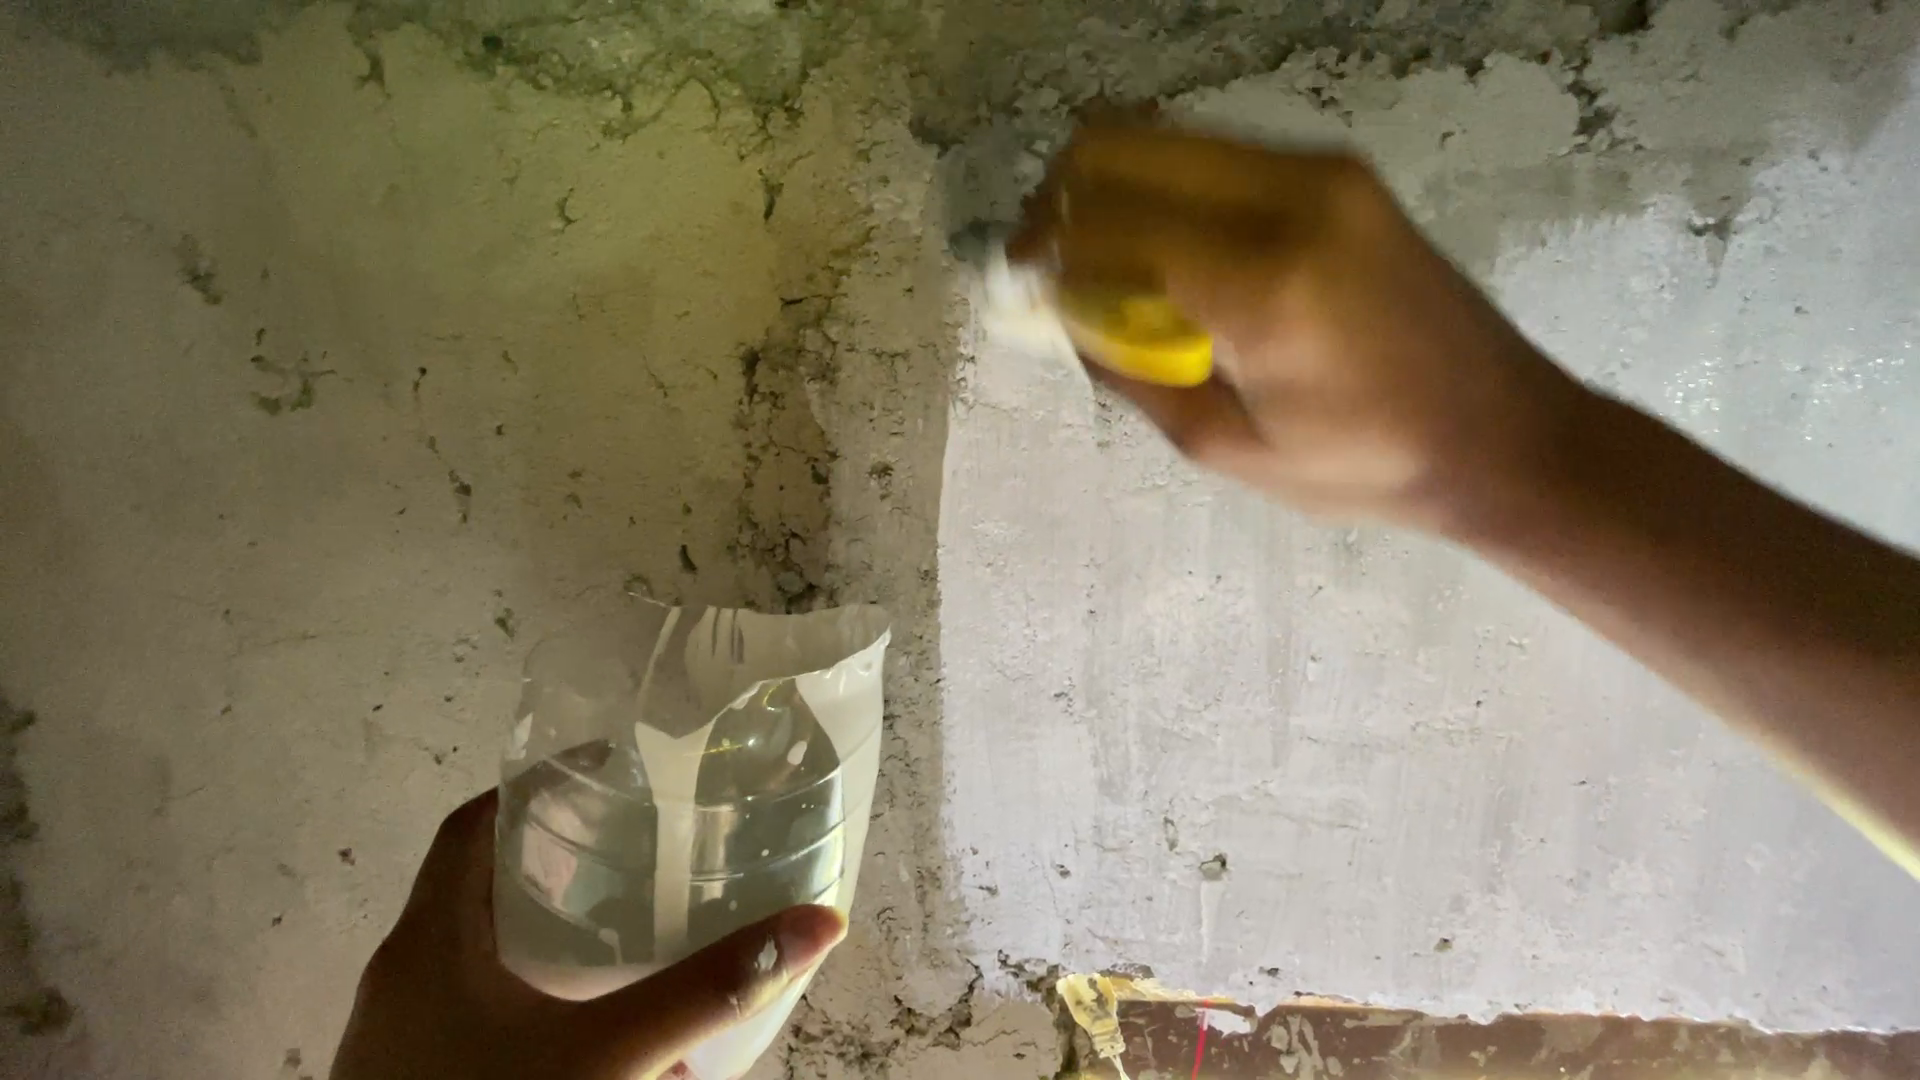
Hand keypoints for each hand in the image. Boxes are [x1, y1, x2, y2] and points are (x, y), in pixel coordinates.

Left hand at [329, 790, 846, 1079]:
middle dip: (565, 854)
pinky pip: (486, 1007)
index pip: (476, 822)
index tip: (616, 770)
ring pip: (487, 949)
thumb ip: (708, 994)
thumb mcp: (607, 1062)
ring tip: (635, 914)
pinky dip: (544, 990)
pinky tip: (601, 1020)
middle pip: (486, 881)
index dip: (541, 784)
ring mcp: (404, 1040)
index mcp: (427, 944)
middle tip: (645, 839)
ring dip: (556, 925)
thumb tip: (819, 925)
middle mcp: (405, 980)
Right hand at [1010, 124, 1589, 531]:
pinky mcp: (1334, 173)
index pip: (1105, 222)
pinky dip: (1158, 194)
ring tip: (1094, 267)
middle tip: (1043, 266)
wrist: (1499, 433)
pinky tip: (1159, 259)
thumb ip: (1130, 372)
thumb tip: (1063, 314)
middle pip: (1120, 143)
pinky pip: (1208, 158)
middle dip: (1059, 200)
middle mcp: (1288, 194)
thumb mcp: (1221, 447)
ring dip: (1107, 193)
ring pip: (1162, 138)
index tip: (1015, 286)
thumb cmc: (1359, 467)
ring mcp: (1317, 170)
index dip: (1040, 248)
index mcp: (1260, 280)